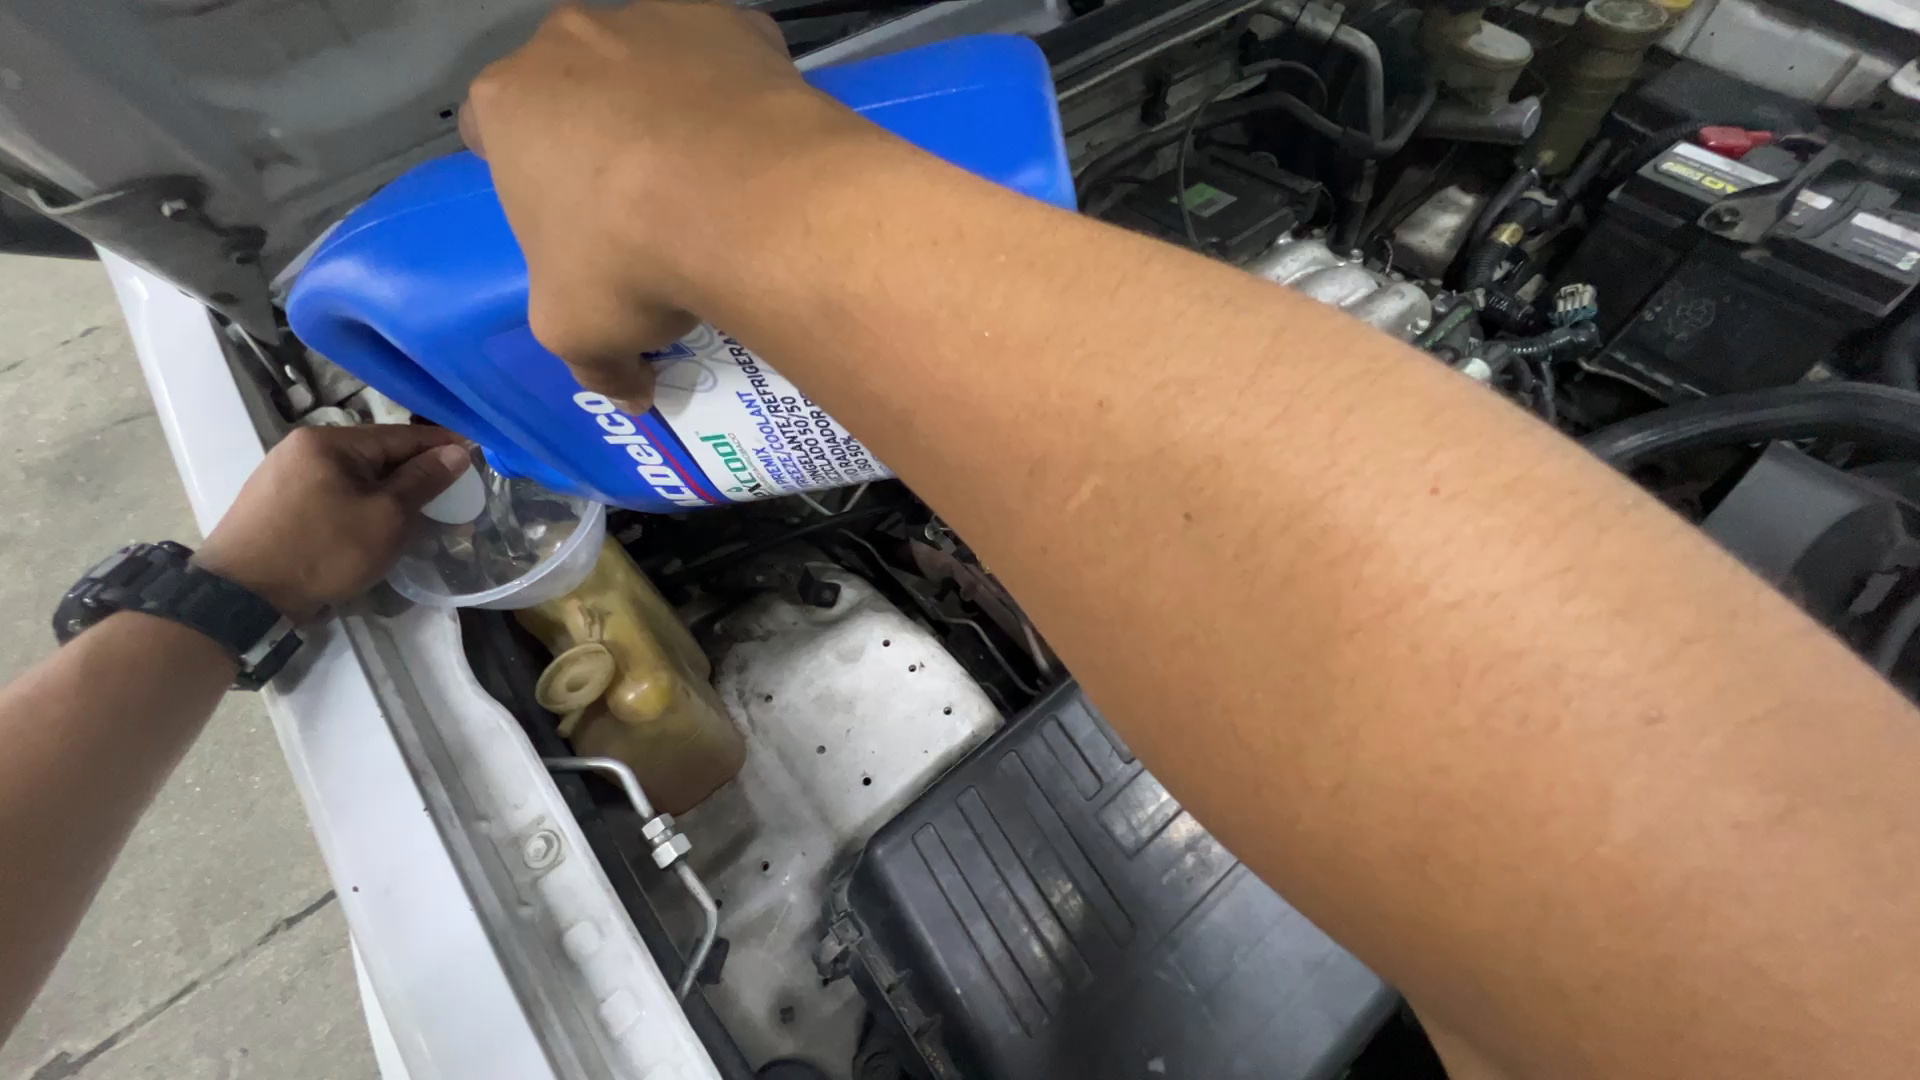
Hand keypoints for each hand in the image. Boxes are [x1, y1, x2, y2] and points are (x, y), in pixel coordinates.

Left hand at [193, 426, 469, 622]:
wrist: (244, 597)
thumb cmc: (325, 549)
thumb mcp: (389, 514)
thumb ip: (425, 479)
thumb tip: (457, 451)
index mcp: (329, 442)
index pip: (402, 436)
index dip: (443, 447)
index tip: (477, 457)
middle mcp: (304, 449)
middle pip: (380, 456)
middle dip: (420, 475)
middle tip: (456, 497)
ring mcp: (288, 476)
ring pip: (361, 477)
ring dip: (396, 494)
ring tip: (426, 516)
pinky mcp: (282, 503)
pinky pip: (339, 494)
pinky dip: (369, 505)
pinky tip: (384, 525)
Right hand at [458, 1, 877, 411]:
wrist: (743, 207)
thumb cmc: (632, 265)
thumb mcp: (583, 334)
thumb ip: (597, 367)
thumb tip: (632, 399)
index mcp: (507, 107)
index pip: (494, 137)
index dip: (530, 183)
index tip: (575, 227)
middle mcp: (569, 42)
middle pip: (574, 96)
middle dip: (601, 146)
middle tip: (650, 212)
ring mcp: (654, 21)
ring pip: (652, 70)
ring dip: (673, 117)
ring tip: (719, 186)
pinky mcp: (734, 24)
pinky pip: (731, 61)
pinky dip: (742, 98)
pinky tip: (763, 149)